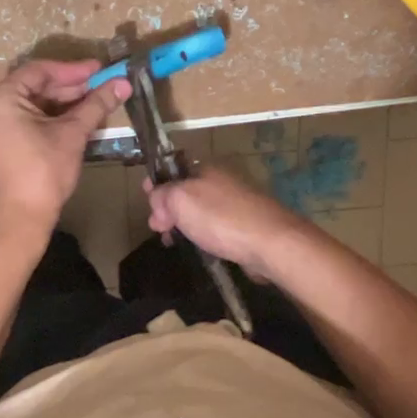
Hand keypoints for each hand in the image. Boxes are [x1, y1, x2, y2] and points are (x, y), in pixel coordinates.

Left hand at [0, 60, 130, 243]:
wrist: (19, 221)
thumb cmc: (42, 174)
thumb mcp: (71, 135)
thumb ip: (96, 105)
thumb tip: (123, 83)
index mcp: (1, 98)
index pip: (40, 71)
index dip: (73, 69)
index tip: (100, 69)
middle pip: (35, 87)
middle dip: (70, 87)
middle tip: (101, 86)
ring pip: (32, 106)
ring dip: (63, 104)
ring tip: (94, 103)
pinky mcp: (0, 146)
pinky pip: (26, 122)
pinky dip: (50, 120)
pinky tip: (76, 122)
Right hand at [146, 166, 316, 281]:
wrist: (269, 243)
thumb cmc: (220, 218)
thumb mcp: (180, 200)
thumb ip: (162, 195)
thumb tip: (155, 198)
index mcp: (206, 169)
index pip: (174, 171)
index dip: (157, 185)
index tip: (148, 205)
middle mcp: (222, 182)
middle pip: (185, 193)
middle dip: (167, 209)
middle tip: (159, 230)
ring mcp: (235, 204)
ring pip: (199, 212)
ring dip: (183, 225)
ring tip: (174, 242)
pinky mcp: (245, 226)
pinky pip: (215, 227)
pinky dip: (202, 236)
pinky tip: (198, 248)